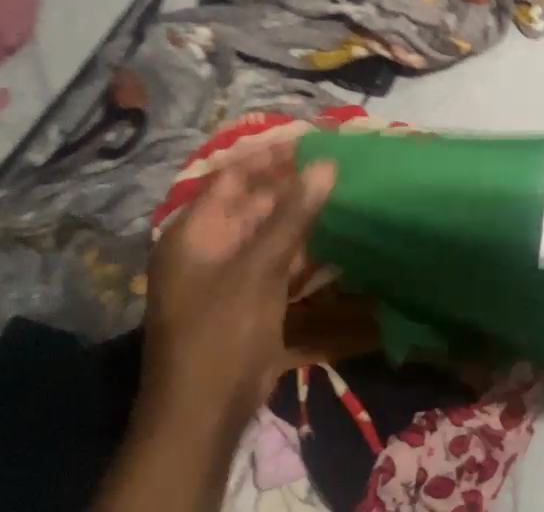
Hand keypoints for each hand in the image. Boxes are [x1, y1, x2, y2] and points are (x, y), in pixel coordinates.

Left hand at [141, 123, 336, 421]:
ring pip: (271, 227)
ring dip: (304, 210)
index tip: (316, 135)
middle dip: (294, 180)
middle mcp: (209, 245)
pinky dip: (306, 241)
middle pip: (254, 199)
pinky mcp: (251, 294)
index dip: (272, 154)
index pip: (234, 176)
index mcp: (194, 232)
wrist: (206, 408)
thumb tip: (326, 163)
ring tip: (349, 186)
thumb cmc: (222, 331)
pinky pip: (280, 255)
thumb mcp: (259, 268)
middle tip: (342, 159)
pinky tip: (339, 230)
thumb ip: (293, 214)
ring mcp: (230, 272)